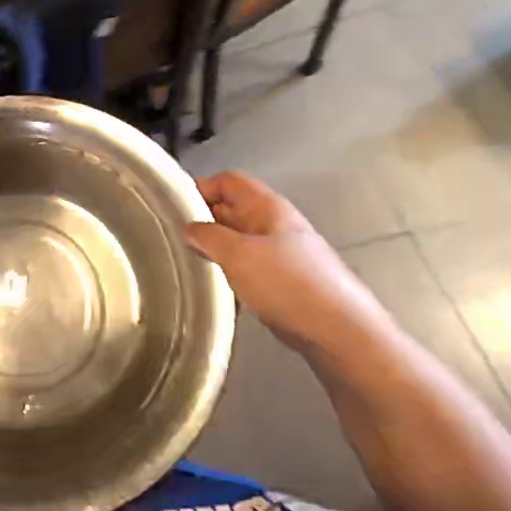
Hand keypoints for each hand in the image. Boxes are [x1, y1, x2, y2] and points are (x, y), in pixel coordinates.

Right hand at [185, 172, 393, 355]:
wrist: (337, 329)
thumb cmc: (287, 283)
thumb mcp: (239, 255)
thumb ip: (210, 237)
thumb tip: (190, 228)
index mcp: (268, 208)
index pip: (229, 182)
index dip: (202, 187)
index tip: (174, 206)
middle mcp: (276, 225)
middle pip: (234, 209)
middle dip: (205, 218)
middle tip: (174, 236)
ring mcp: (282, 254)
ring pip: (241, 240)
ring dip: (217, 247)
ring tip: (190, 261)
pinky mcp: (285, 282)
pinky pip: (250, 265)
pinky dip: (231, 269)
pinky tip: (218, 285)